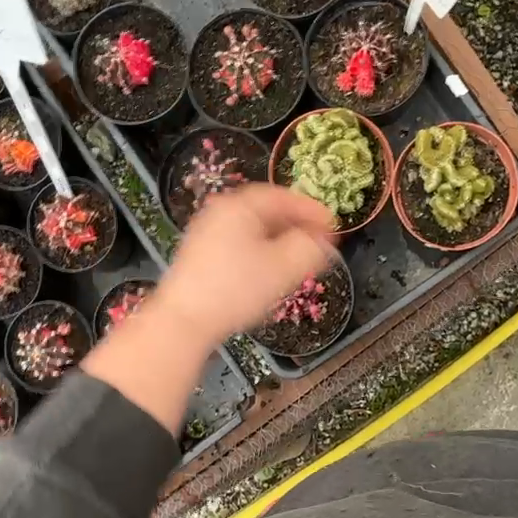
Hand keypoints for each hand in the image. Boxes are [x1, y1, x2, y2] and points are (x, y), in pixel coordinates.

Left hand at [148, 184, 337, 349]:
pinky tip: (270, 272)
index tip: (333, 224)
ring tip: (298, 259)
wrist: (184, 320)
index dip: (311, 210)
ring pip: (253, 230)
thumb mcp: (282, 268)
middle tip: (318, 242)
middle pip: (266, 212)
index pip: (283, 197)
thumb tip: (324, 242)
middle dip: (296, 226)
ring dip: (279, 241)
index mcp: (240, 206)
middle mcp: (220, 213)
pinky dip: (261, 252)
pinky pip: (239, 245)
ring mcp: (207, 234)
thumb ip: (310, 249)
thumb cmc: (235, 289)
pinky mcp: (201, 257)